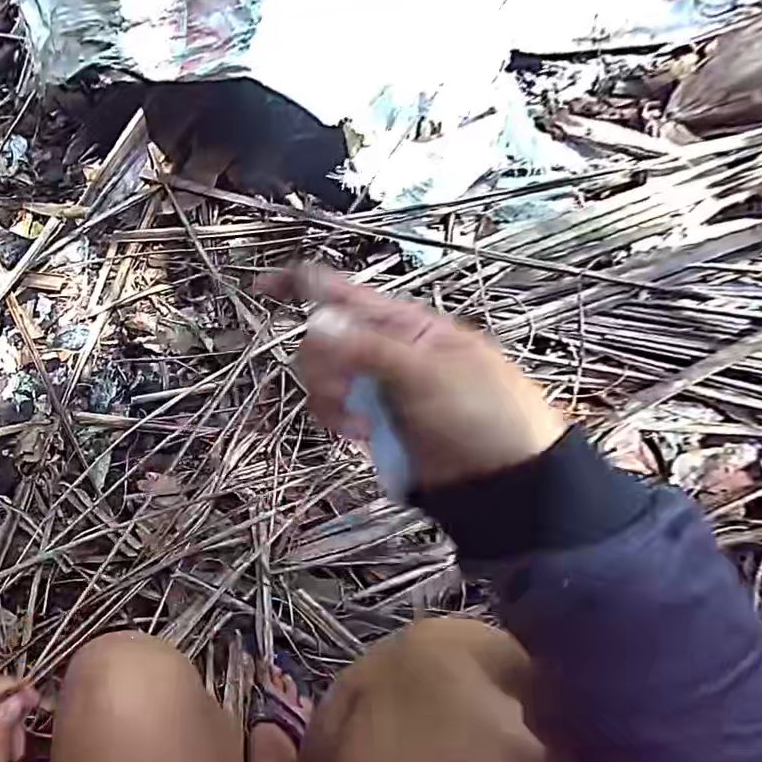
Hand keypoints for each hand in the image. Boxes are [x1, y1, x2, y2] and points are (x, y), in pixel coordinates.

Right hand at [259, 263, 565, 488]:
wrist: (498, 476)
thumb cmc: (487, 414)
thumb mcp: (428, 374)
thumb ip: (368, 348)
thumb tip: (319, 324)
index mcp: (404, 325)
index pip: (345, 294)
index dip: (303, 286)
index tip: (264, 286)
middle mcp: (382, 351)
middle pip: (321, 341)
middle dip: (322, 366)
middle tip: (344, 387)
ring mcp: (373, 385)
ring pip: (320, 378)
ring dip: (328, 398)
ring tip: (357, 418)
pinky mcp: (367, 416)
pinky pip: (329, 408)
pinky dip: (333, 418)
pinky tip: (358, 430)